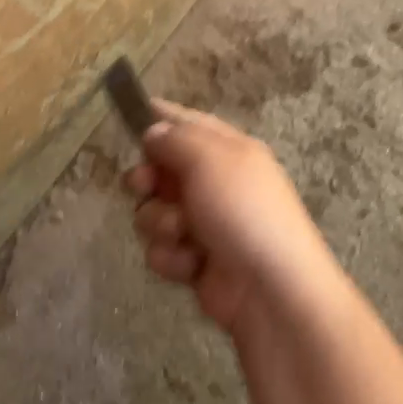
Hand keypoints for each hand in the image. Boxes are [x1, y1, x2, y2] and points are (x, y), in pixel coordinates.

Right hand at [124, 101, 340, 332]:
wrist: (270, 288)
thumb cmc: (244, 212)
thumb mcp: (211, 159)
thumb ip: (176, 138)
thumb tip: (154, 132)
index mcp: (228, 152)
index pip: (189, 124)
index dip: (161, 118)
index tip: (132, 115)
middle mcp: (215, 184)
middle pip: (161, 171)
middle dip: (147, 180)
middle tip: (144, 187)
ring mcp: (204, 225)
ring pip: (153, 213)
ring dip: (160, 224)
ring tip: (183, 235)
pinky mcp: (193, 261)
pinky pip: (161, 250)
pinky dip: (171, 257)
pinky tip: (191, 266)